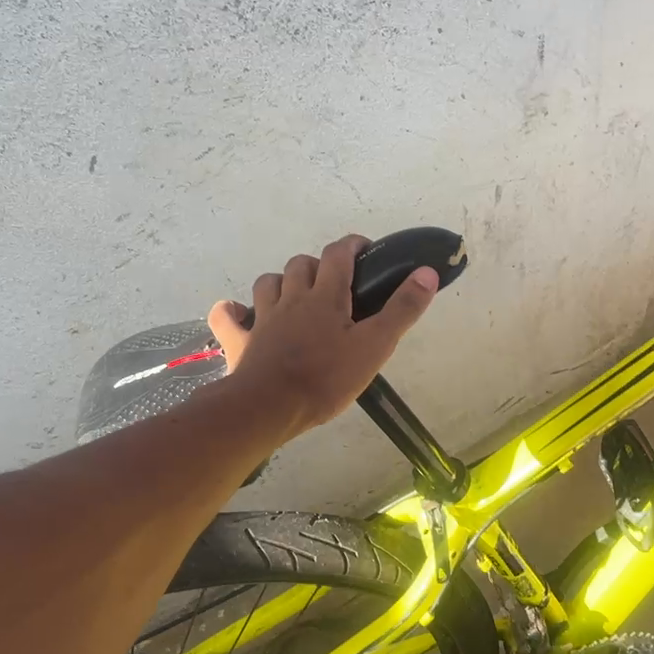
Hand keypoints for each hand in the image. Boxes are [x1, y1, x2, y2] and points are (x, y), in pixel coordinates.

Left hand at [206, 235, 439, 437]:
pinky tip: (239, 315)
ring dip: (282, 282)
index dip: (352, 245)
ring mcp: (262, 318)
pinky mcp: (239, 341)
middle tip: (335, 285)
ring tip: (295, 298)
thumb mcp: (376, 345)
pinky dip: (233, 312)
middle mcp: (292, 298)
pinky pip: (228, 317)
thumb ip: (402, 308)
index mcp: (326, 295)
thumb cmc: (327, 377)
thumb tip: (425, 271)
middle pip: (302, 264)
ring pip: (268, 282)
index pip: (339, 253)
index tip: (365, 251)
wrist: (268, 407)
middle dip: (318, 265)